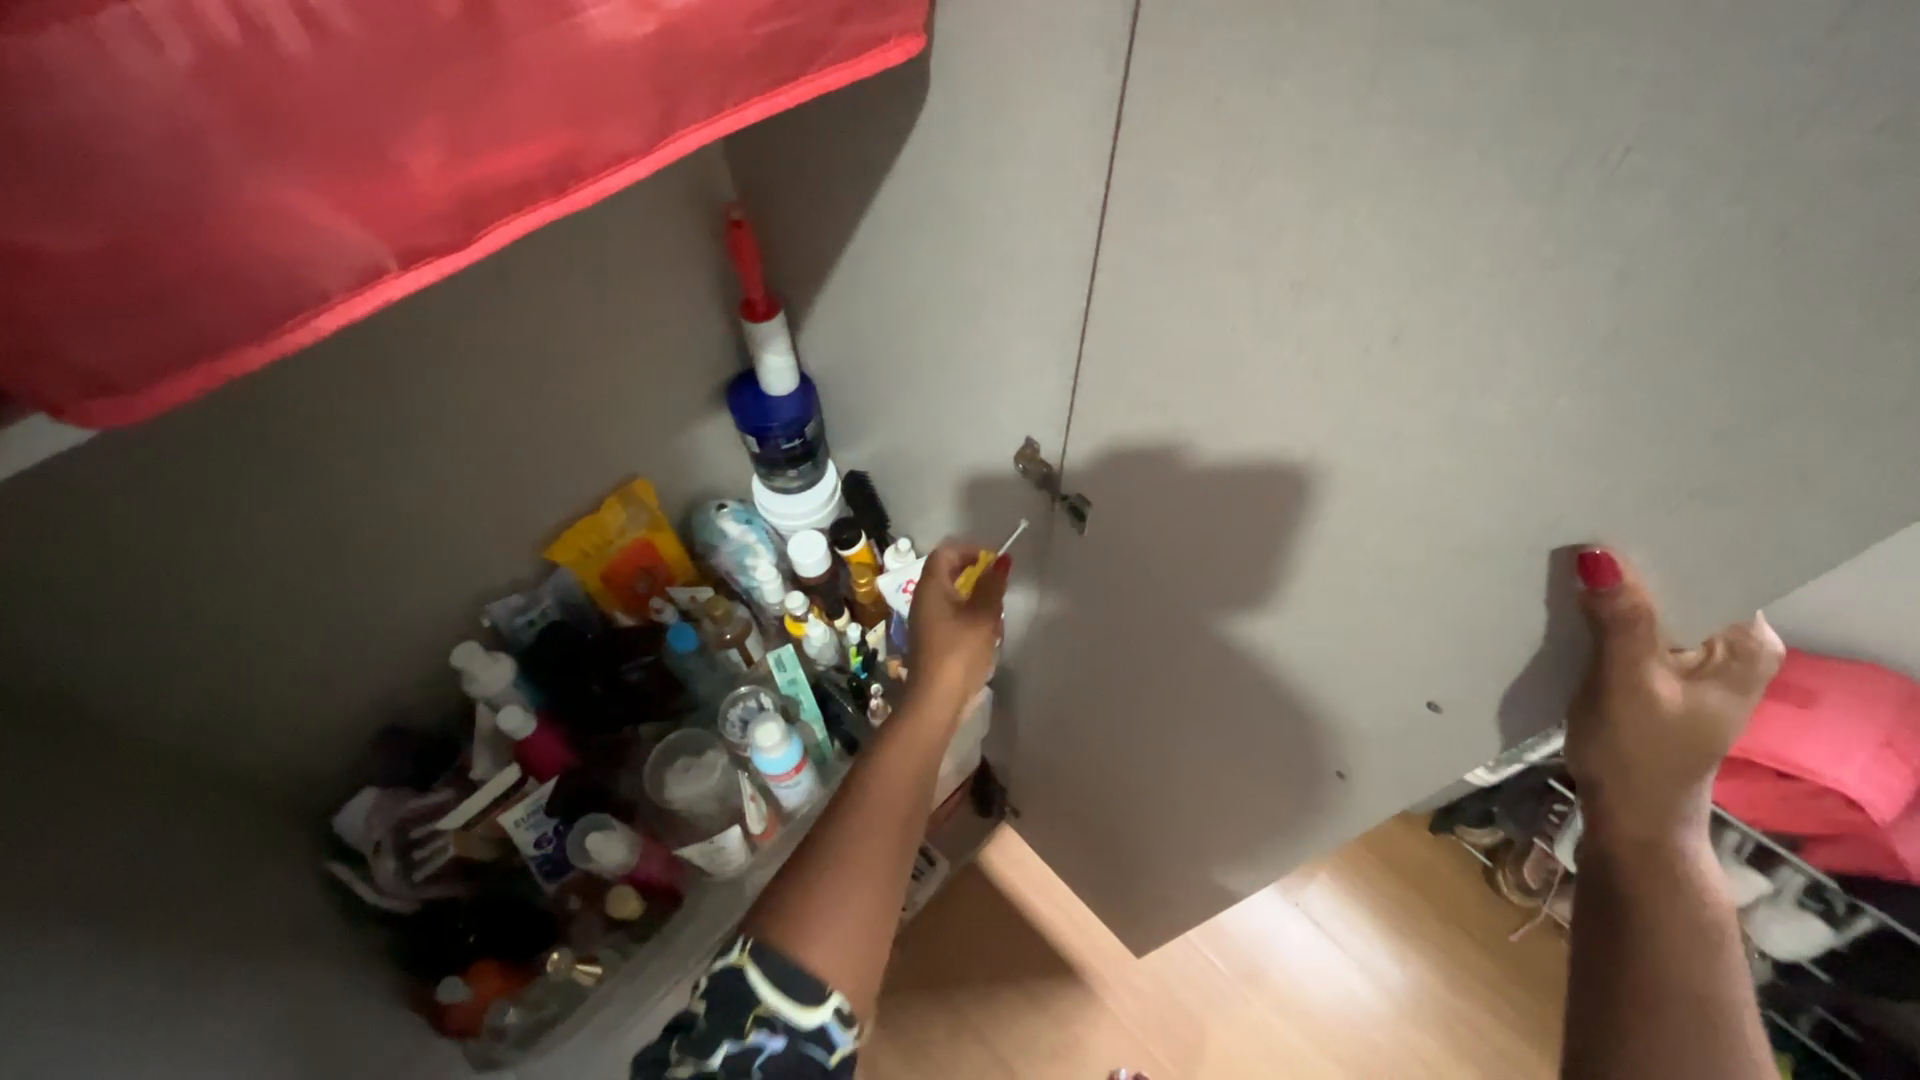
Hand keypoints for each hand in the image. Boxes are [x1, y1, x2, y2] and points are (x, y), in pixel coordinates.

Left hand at [905, 541, 1009, 713]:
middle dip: (976, 577)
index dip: (970, 550)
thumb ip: (993, 586)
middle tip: (999, 588)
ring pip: (953, 597)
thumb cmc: (959, 652)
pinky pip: (953, 617)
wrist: (936, 699)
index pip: (945, 552)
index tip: (994, 562)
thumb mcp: (983, 616)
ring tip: (996, 616)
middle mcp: (923, 599)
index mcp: (931, 587)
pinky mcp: (933, 640)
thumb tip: (1001, 560)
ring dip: (977, 601)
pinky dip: (971, 619)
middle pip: (948, 573)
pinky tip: (988, 636)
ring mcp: (926, 621)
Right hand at [1566, 547, 1784, 847]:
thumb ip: (1621, 621)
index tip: (1607, 527)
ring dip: (1612, 595)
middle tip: (1575, 543)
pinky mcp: (1660, 672)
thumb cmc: (1638, 753)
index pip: (1708, 574)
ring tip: (1567, 568)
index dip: (1659, 550)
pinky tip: (1573, 608)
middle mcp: (1730, 645)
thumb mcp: (1628, 684)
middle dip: (1629, 571)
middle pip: (1679, 588)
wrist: (1629, 814)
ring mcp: (1695, 660)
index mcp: (1745, 644)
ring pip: (1652, 608)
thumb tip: (1600, 555)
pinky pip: (1634, 629)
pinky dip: (1605, 619)